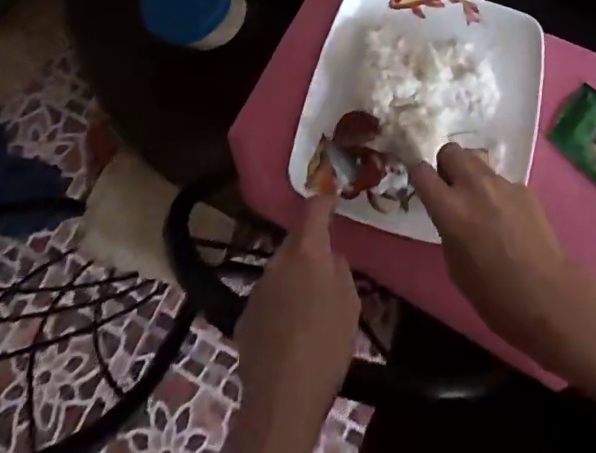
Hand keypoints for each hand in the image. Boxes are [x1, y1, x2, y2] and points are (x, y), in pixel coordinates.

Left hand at [232, 194, 358, 452]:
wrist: (282, 398)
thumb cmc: (327, 344)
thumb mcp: (350, 302)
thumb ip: (339, 270)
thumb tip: (330, 257)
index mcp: (306, 252)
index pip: (313, 210)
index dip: (325, 200)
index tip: (335, 197)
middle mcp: (277, 262)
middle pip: (296, 241)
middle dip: (311, 245)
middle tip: (329, 259)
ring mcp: (257, 289)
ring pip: (281, 269)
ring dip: (296, 275)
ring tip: (312, 300)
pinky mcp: (245, 316)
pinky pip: (269, 296)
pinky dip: (282, 301)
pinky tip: (292, 327)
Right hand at [407, 143, 595, 363]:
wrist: (546, 294)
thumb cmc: (492, 294)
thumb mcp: (454, 264)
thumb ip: (448, 227)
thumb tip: (451, 213)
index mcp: (450, 209)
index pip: (421, 171)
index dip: (418, 175)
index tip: (422, 185)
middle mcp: (474, 187)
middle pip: (451, 151)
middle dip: (446, 165)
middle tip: (451, 188)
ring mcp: (502, 184)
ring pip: (478, 161)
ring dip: (471, 175)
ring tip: (480, 202)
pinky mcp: (525, 188)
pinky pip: (502, 182)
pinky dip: (498, 194)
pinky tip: (508, 219)